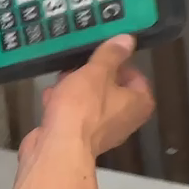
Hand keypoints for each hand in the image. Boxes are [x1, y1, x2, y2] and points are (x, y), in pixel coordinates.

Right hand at [40, 35, 154, 154]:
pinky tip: (49, 99)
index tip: (98, 57)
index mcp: (139, 103)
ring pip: (90, 105)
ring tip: (59, 81)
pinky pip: (73, 118)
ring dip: (75, 93)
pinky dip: (64, 108)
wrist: (56, 148)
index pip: (135, 76)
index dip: (116, 64)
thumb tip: (126, 40)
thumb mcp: (96, 72)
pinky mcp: (77, 142)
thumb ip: (110, 54)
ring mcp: (100, 134)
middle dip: (91, 78)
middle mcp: (125, 121)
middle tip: (76, 67)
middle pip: (111, 91)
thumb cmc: (81, 108)